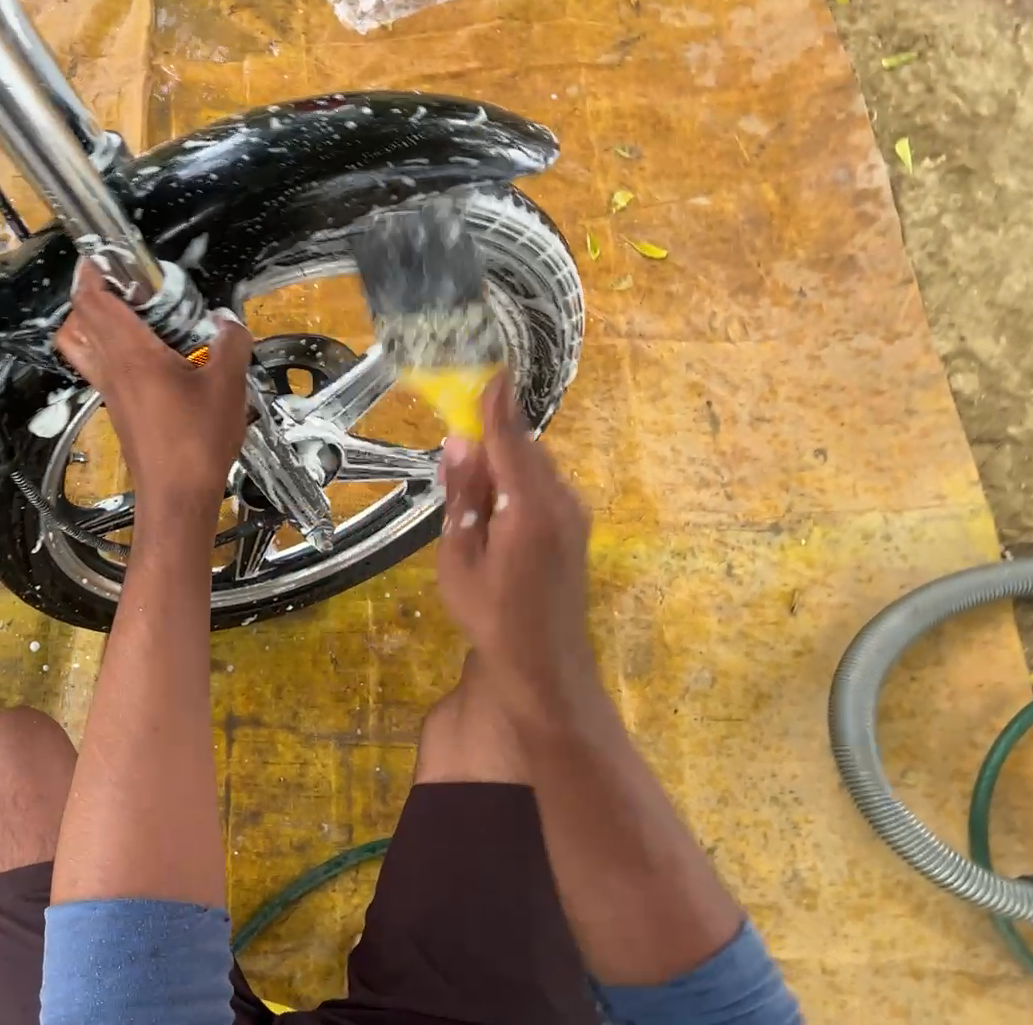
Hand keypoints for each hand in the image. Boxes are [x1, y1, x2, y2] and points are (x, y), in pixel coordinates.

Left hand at [55, 260, 252, 510]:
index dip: (92, 272)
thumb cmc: (198, 440)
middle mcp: (111, 369)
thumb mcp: (228, 385)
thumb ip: (231, 345)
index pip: (92, 300)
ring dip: (94, 323)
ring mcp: (109, 392)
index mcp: (131, 353)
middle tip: (126, 283)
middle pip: (78, 320)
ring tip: (131, 315)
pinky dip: (110, 351)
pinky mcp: (117, 411)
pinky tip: (148, 355)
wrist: (177, 496)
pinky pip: (100, 369)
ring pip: (82, 347)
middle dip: (92, 293)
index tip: (107, 256)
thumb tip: (229, 324)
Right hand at [437, 373, 597, 699]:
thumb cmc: (490, 614)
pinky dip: (517, 481)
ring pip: (535, 470)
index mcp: (530, 507)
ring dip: (504, 462)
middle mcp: (561, 502)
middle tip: (457, 444)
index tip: (492, 369)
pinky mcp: (575, 528)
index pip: (510, 440)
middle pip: (525, 451)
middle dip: (493, 438)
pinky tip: (494, 505)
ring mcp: (574, 515)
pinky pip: (543, 488)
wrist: (544, 663)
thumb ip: (463, 497)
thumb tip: (459, 444)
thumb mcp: (459, 556)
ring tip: (469, 481)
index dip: (497, 405)